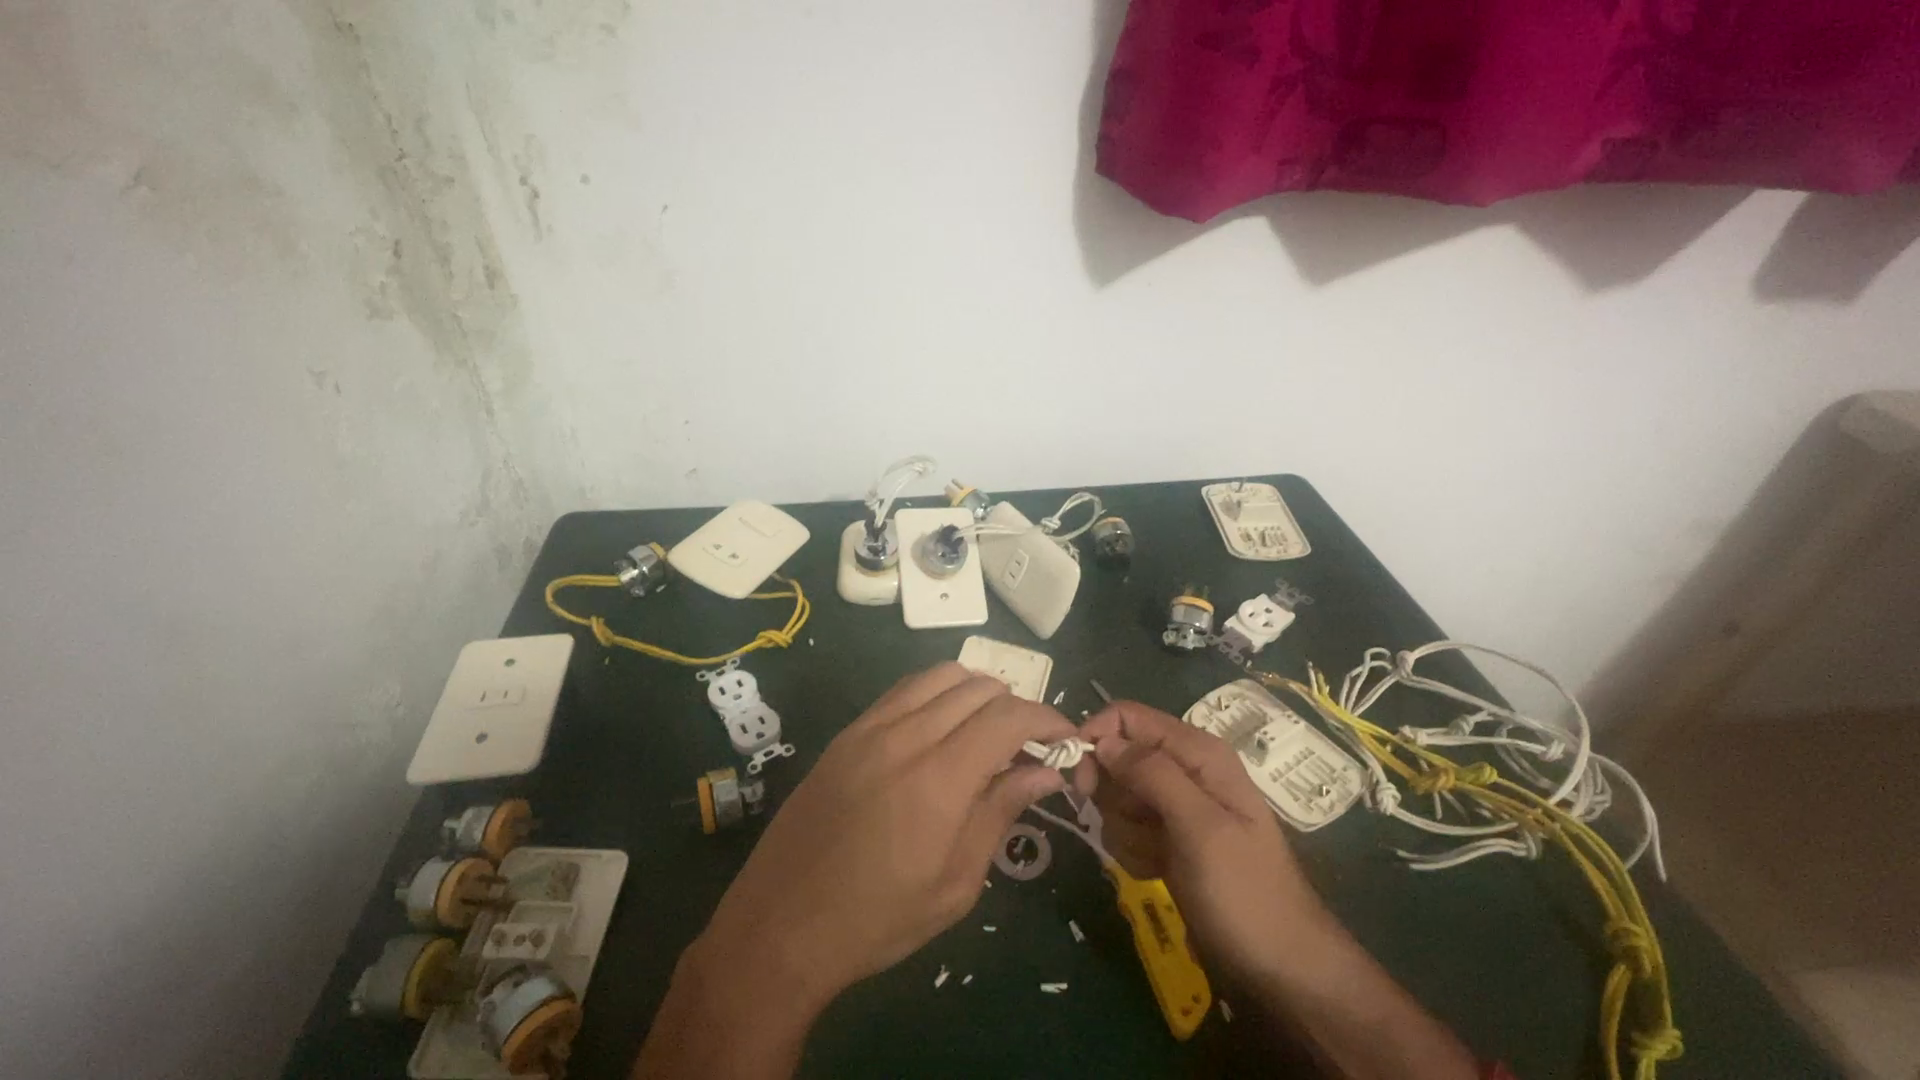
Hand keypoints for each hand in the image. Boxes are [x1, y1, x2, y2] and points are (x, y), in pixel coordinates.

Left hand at [701, 663, 1075, 1002]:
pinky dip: (935, 694)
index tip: (1066, 741)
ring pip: (938, 676)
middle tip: (1028, 747)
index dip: (1047, 720)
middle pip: (978, 687)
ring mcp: (868, 730)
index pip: (1008, 717)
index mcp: (938, 779)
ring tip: (987, 731)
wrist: (780, 926)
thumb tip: (1045, 772)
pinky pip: (902, 691)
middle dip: (1016, 706)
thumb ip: (1000, 814)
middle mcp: (904, 737)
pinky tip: (940, 730)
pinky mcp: (845, 735)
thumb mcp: (955, 884)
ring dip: (976, 692)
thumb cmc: (877, 920)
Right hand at [1073, 702, 1479, 1079]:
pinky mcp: (1168, 840)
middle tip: (1135, 828)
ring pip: (1117, 798)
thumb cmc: (1245, 893)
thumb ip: (1154, 775)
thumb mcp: (1201, 828)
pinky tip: (1157, 871)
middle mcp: (1186, 770)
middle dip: (1113, 795)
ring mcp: (1176, 808)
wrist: (1279, 965)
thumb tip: (1104, 741)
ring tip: (1157, 857)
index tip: (1082, 784)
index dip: (1097, 741)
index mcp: (1199, 753)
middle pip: (1117, 757)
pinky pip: (1127, 830)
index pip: (1127, 717)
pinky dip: (1133, 852)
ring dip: (1125, 831)